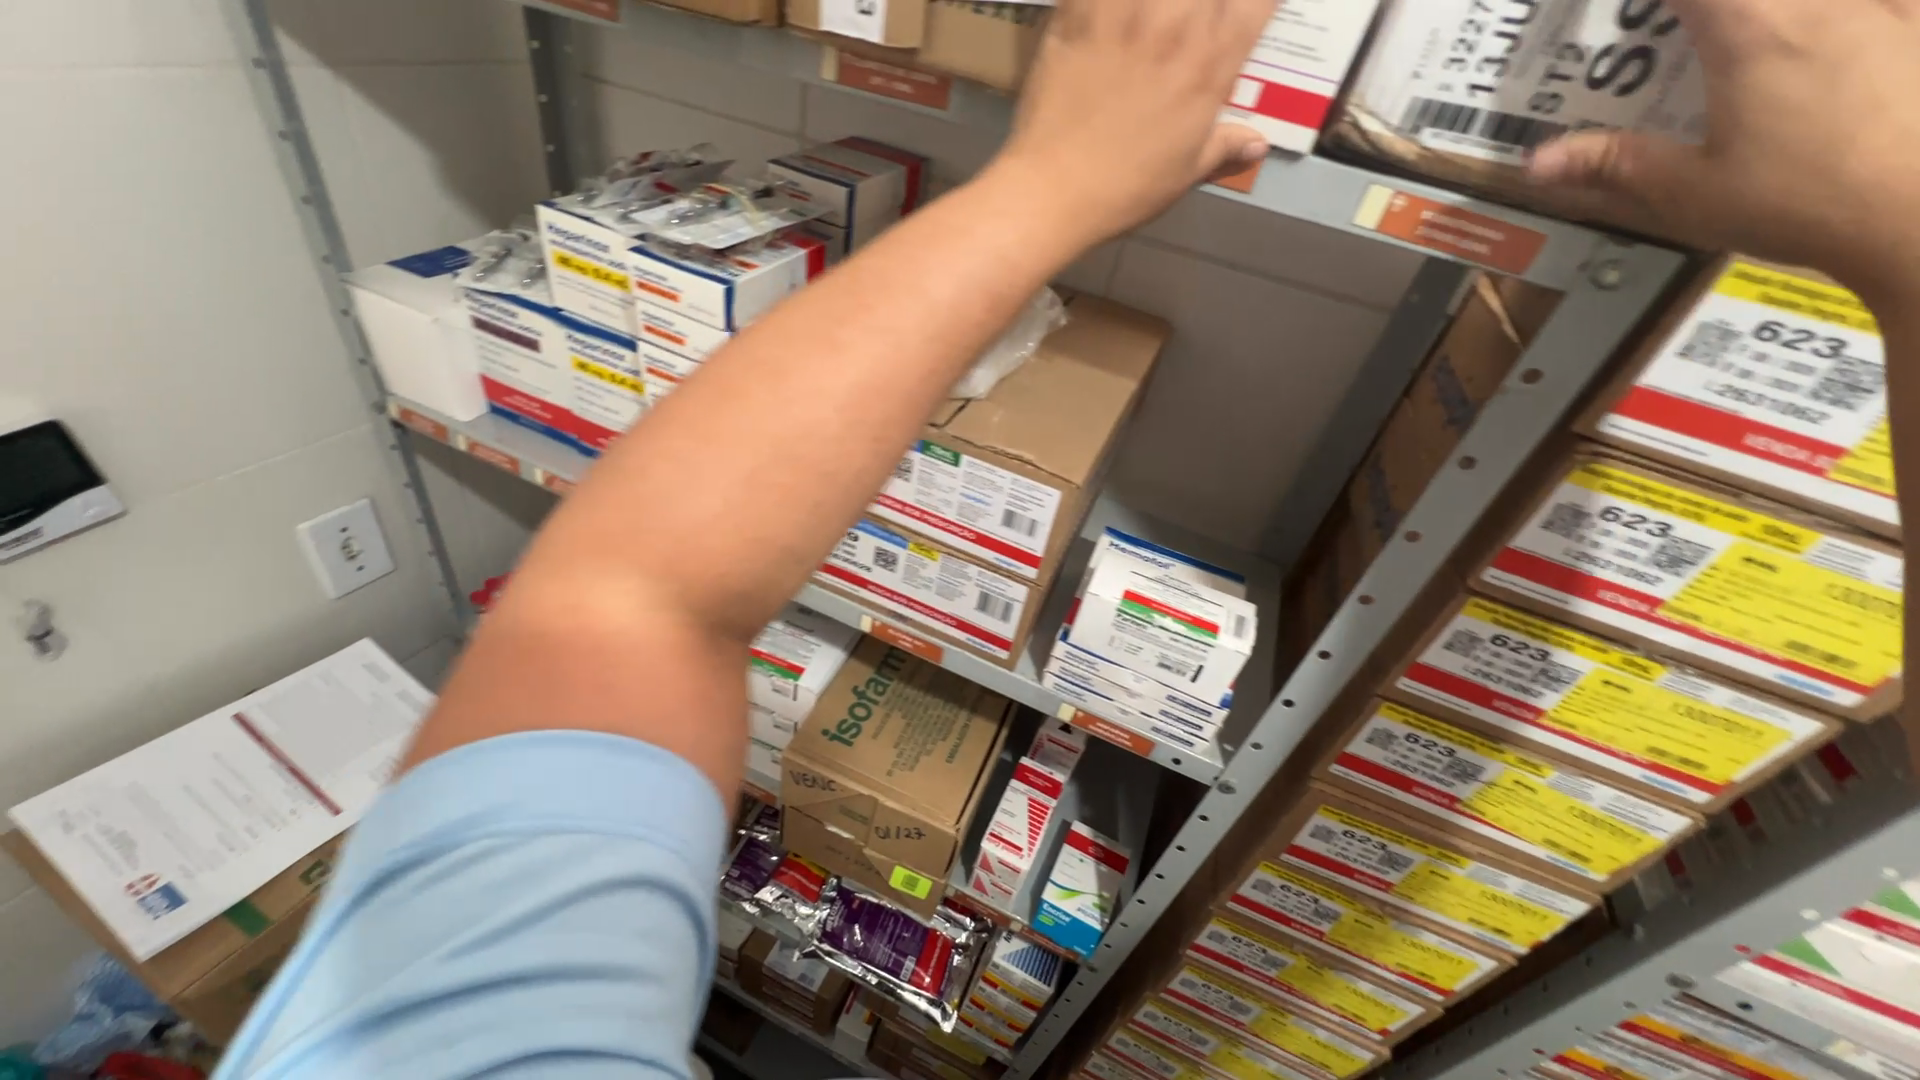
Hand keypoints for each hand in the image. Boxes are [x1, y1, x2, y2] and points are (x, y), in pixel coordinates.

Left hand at [989, 0, 1274, 248]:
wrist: (1054, 191)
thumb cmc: (1125, 191)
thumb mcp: (1183, 174)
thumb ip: (1223, 147)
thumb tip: (1259, 144)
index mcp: (1212, 63)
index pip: (1257, 3)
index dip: (1252, 5)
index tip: (1237, 16)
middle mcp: (1178, 25)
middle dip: (1200, 4)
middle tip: (1181, 22)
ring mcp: (1128, 13)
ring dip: (1151, 2)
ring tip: (1143, 19)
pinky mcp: (1080, 12)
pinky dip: (1101, 0)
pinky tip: (1102, 12)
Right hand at [1528, 0, 1919, 304]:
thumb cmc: (1801, 202)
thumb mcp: (1689, 193)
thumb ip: (1613, 165)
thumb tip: (1535, 161)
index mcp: (1756, 35)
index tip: (1629, 12)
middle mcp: (1829, 5)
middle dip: (1708, 10)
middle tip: (1676, 24)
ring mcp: (1891, 11)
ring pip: (1812, 0)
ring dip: (1768, 14)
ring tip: (1749, 32)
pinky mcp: (1918, 30)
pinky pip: (1884, 9)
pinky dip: (1859, 19)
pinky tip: (1848, 30)